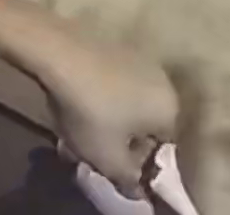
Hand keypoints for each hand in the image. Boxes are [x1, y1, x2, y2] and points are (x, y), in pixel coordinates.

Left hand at [32, 29, 177, 197]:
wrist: (60, 53)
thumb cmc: (92, 111)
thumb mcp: (109, 160)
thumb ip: (128, 179)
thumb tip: (136, 185)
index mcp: (169, 107)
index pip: (163, 149)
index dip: (139, 163)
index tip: (114, 166)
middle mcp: (161, 78)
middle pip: (145, 123)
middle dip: (123, 140)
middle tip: (97, 149)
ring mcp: (138, 57)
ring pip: (128, 102)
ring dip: (110, 118)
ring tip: (81, 127)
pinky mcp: (115, 45)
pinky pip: (115, 82)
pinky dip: (102, 94)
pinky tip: (77, 101)